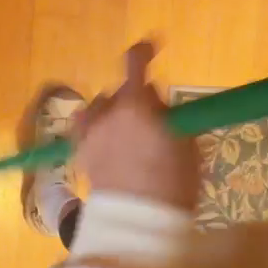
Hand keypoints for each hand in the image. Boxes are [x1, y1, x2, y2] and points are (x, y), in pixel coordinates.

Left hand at [74, 41, 200, 212]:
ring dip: (113, 112)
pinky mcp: (80, 152)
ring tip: (126, 131)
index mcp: (136, 105)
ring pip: (100, 108)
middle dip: (136, 98)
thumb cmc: (173, 183)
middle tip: (153, 119)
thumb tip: (158, 105)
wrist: (138, 219)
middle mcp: (107, 112)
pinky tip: (104, 138)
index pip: (135, 63)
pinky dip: (94, 127)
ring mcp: (89, 132)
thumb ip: (171, 117)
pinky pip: (84, 127)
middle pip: (122, 91)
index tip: (151, 47)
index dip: (144, 52)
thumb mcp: (187, 145)